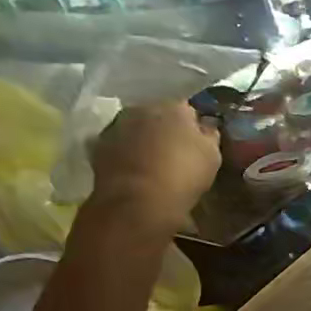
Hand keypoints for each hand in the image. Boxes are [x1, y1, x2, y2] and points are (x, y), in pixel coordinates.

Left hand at [87, 101, 219, 235]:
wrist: (137, 203)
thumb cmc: (182, 177)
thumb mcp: (212, 156)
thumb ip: (209, 135)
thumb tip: (205, 126)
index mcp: (174, 106)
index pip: (188, 109)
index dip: (193, 127)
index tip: (196, 144)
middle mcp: (143, 108)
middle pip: (158, 115)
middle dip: (165, 130)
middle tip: (173, 154)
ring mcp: (117, 126)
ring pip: (136, 129)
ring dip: (143, 141)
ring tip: (151, 165)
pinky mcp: (99, 147)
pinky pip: (119, 146)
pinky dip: (125, 154)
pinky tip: (133, 173)